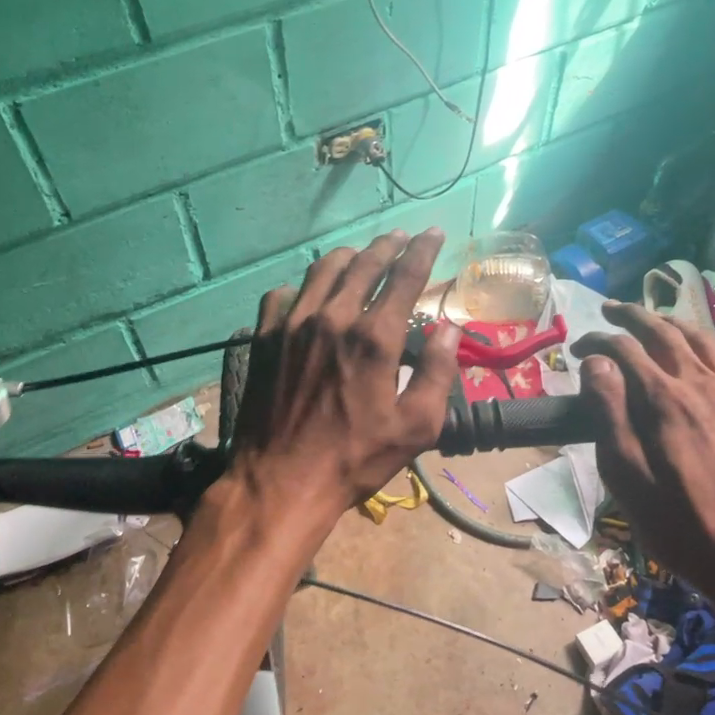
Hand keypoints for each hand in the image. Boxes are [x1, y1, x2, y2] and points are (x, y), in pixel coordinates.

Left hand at [227, 229, 461, 518]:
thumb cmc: (355, 458)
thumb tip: (450, 328)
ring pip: (322, 269)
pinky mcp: (264, 336)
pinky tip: (308, 294)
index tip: (434, 233)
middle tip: (400, 237)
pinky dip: (301, 287)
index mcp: (375, 337)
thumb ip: (439, 373)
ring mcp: (293, 323)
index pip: (405, 276)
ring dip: (347, 256)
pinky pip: (281, 295)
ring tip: (360, 254)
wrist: (281, 481)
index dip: (423, 249)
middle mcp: (334, 317)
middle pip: (364, 263)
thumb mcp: (416, 427)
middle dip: (387, 245)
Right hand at [571, 302, 714, 597]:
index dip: (596, 341)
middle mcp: (704, 385)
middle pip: (665, 331)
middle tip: (609, 311)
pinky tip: (709, 358)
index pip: (624, 348)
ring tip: (655, 323)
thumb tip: (597, 363)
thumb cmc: (682, 527)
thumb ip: (609, 413)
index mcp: (665, 400)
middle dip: (633, 316)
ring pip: (704, 341)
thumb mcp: (627, 477)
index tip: (577, 351)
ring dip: (674, 324)